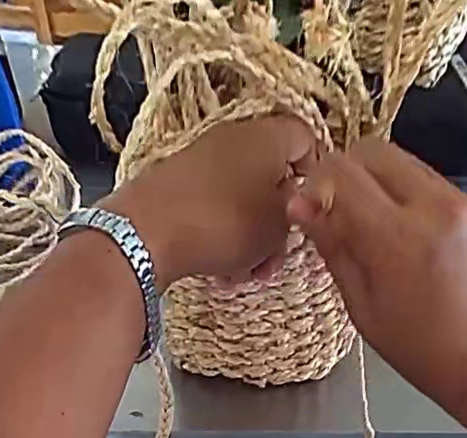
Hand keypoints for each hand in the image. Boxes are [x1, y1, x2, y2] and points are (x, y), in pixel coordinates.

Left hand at [100, 117, 317, 284]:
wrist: (150, 230)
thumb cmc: (226, 223)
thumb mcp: (278, 223)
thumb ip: (297, 207)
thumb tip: (295, 197)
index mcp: (268, 134)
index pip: (308, 140)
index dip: (316, 177)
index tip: (312, 213)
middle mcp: (237, 137)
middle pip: (274, 177)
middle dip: (279, 223)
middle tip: (276, 258)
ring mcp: (206, 158)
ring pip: (246, 199)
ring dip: (254, 238)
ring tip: (247, 272)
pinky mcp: (182, 182)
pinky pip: (219, 207)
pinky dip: (227, 235)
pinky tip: (222, 268)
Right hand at [287, 139, 466, 409]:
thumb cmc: (419, 349)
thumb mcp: (363, 309)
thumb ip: (334, 249)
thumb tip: (299, 206)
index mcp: (398, 239)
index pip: (341, 174)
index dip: (313, 185)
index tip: (303, 212)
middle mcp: (430, 205)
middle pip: (369, 151)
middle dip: (339, 174)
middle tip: (328, 213)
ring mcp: (454, 198)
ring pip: (395, 157)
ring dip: (367, 178)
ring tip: (358, 221)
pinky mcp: (466, 202)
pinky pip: (418, 174)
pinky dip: (394, 187)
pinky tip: (389, 225)